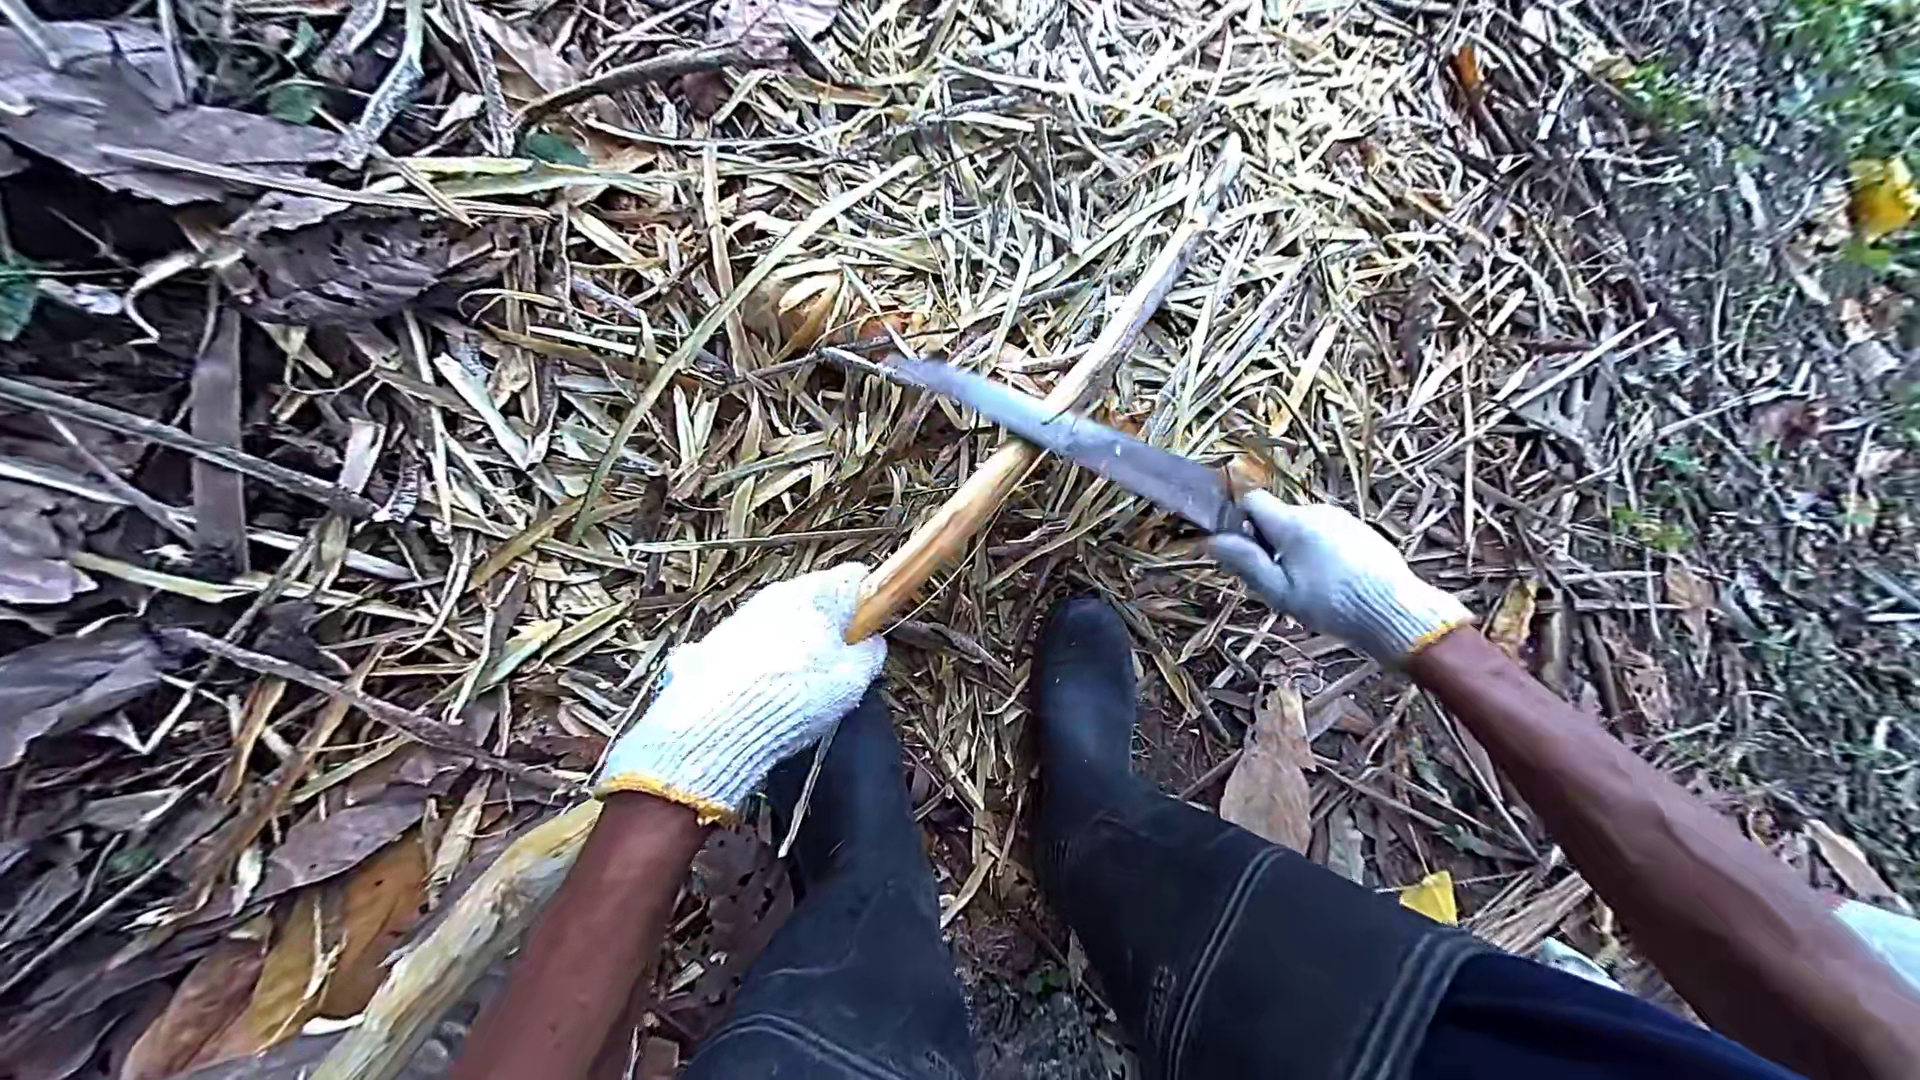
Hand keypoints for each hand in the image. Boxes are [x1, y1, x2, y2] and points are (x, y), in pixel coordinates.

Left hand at [594, 563, 884, 820]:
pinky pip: (755, 641)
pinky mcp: (717, 638)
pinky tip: (763, 692)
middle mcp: (779, 593)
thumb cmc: (794, 698)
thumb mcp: (852, 680)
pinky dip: (764, 658)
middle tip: (836, 668)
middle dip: (830, 627)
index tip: (866, 634)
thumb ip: (870, 653)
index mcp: (817, 593)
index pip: (856, 578)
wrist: (716, 728)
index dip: (868, 604)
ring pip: (785, 620)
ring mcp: (745, 614)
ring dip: (796, 643)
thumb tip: (871, 643)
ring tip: (796, 687)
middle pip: (819, 598)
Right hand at [1208, 492, 1469, 662]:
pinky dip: (1319, 551)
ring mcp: (1342, 519)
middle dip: (1270, 542)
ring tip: (1309, 585)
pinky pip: (1325, 533)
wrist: (1397, 613)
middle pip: (1276, 517)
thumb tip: (1211, 540)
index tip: (1247, 551)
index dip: (1241, 522)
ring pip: (1301, 526)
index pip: (1252, 500)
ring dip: (1295, 548)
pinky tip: (1332, 581)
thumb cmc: (1331, 606)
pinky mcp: (1361, 530)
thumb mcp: (1279, 591)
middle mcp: (1317, 511)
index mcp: (1292, 522)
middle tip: (1279, 580)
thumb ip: (1245, 562)